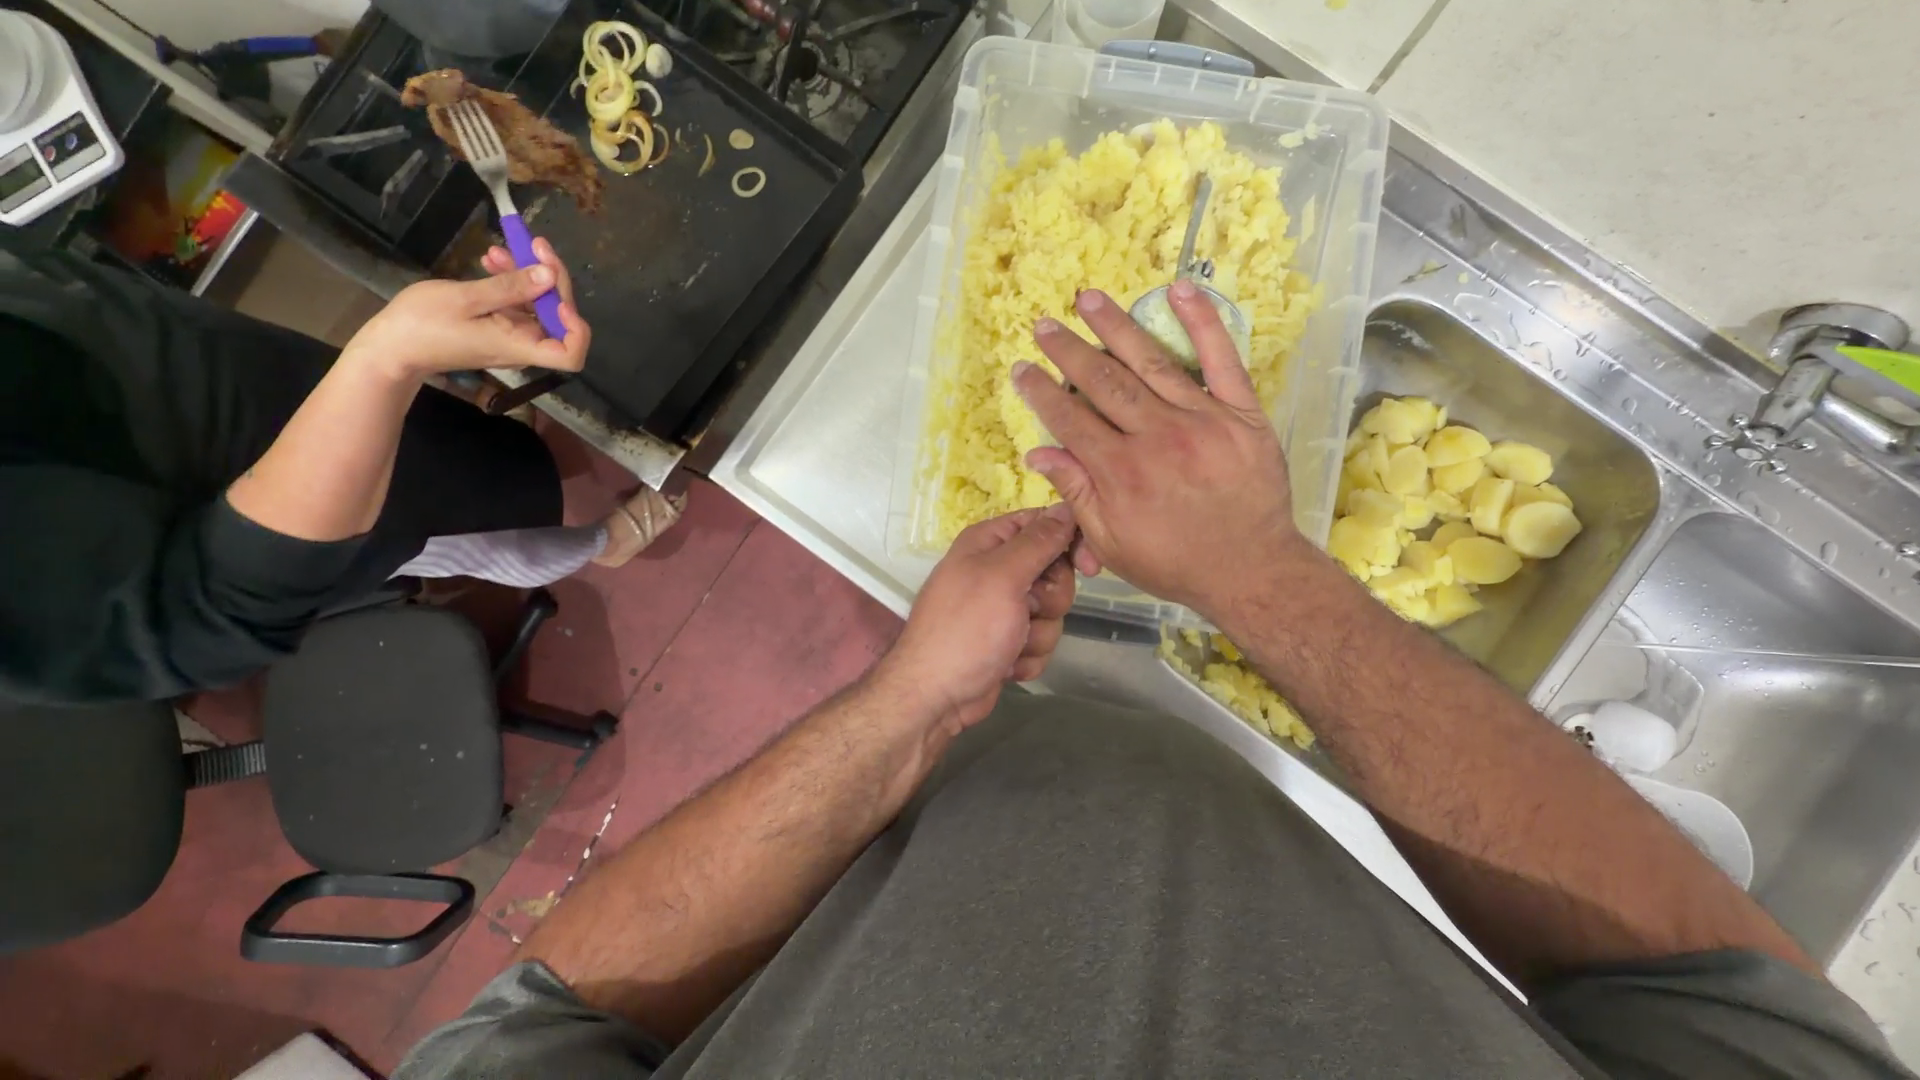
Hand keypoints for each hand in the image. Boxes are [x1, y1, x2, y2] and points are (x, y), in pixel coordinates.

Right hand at [340, 237, 589, 382]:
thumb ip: (510, 288)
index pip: (571, 354)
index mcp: (521, 347)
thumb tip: (548, 275)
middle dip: (551, 280)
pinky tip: (492, 259)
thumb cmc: (423, 325)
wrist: (392, 346)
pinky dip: (510, 282)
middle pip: (559, 318)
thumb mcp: (465, 299)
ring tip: (500, 248)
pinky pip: (517, 304)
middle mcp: (524, 344)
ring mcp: (513, 335)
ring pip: (537, 305)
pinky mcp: (500, 326)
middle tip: (535, 245)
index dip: (577, 328)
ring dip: (527, 274)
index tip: (560, 298)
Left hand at [875, 505, 1078, 737]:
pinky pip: (1041, 641)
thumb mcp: (1003, 576)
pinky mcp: (1008, 642)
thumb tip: (1065, 509)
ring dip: (1037, 634)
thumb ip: (1038, 542)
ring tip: (1009, 644)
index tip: (1087, 566)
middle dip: (1050, 598)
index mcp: (989, 542)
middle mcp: (996, 570)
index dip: (1069, 542)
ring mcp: (1002, 609)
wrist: (937, 696)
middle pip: (1056, 572)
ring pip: (1052, 612)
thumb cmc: (965, 629)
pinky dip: (1027, 656)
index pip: (1044, 524)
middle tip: (1027, 609)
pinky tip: (1005, 665)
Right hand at [1013, 282, 1311, 619]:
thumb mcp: (1112, 543)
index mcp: (1119, 472)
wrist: (1252, 570)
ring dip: (1115, 326)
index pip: (1069, 419)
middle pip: (1102, 382)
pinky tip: (1179, 290)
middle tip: (1045, 325)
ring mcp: (1201, 419)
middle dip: (1068, 351)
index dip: (1041, 392)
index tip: (1023, 369)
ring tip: (1089, 300)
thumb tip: (1039, 452)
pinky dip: (1202, 322)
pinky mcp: (1241, 412)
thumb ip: (1076, 493)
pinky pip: (1221, 359)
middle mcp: (1155, 437)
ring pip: (1149, 362)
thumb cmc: (1175, 562)